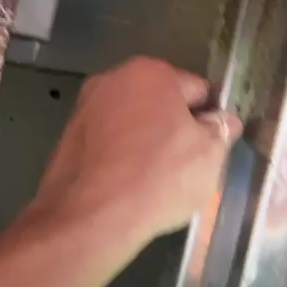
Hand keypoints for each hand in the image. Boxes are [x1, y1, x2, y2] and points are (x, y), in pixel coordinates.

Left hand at [17, 58, 239, 260]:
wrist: (90, 214)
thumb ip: (219, 129)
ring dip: (146, 142)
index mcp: (147, 72)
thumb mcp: (209, 153)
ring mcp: (83, 108)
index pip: (197, 91)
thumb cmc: (157, 176)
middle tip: (186, 164)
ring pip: (131, 124)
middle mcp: (109, 81)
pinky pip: (107, 142)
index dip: (210, 120)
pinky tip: (127, 181)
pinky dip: (120, 155)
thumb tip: (220, 120)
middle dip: (174, 129)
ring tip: (155, 177)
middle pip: (159, 104)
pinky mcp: (66, 137)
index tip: (211, 146)